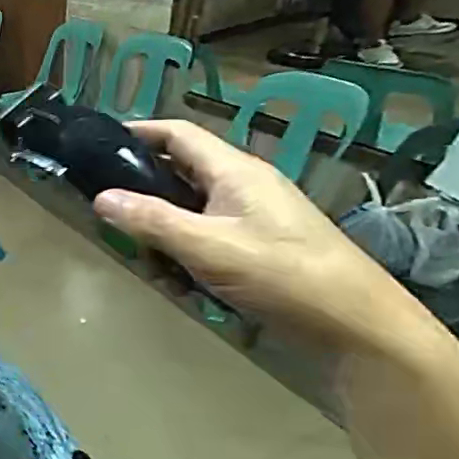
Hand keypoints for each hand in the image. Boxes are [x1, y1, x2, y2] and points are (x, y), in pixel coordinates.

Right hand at [93, 120, 431, 357]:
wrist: (357, 326)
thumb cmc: (282, 274)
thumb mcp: (207, 247)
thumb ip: (152, 221)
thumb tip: (101, 198)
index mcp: (234, 170)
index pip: (177, 134)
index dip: (138, 132)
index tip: (100, 145)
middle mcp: (244, 185)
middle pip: (181, 174)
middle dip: (146, 196)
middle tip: (116, 221)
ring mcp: (255, 217)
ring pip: (193, 212)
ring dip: (167, 235)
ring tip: (153, 266)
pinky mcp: (262, 247)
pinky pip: (211, 238)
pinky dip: (190, 255)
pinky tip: (185, 286)